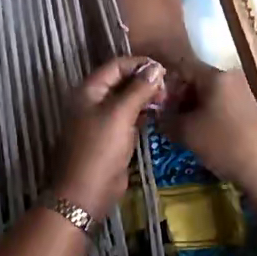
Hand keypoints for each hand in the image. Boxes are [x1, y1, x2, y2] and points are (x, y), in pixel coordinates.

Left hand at [49, 56, 165, 218]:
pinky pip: (130, 117)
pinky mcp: (113, 136)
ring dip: (146, 97)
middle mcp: (94, 101)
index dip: (139, 64)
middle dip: (145, 80)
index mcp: (89, 90)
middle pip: (122, 81)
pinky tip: (160, 113)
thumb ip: (138, 89)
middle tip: (169, 87)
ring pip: (127, 100)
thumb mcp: (120, 114)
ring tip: (168, 99)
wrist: (87, 192)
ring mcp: (103, 120)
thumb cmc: (100, 149)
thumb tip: (156, 68)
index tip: (164, 69)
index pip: (116, 66)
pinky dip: (144, 113)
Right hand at [158, 66, 256, 191]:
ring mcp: (242, 93)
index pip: (181, 66)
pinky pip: (220, 106)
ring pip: (208, 95)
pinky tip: (199, 135)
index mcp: (215, 75)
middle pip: (195, 80)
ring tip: (178, 129)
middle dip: (176, 97)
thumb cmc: (223, 143)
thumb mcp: (186, 132)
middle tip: (162, 118)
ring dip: (190, 109)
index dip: (163, 81)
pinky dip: (206, 116)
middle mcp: (230, 77)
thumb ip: (165, 119)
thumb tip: (156, 113)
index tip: (151, 100)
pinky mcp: (249, 110)